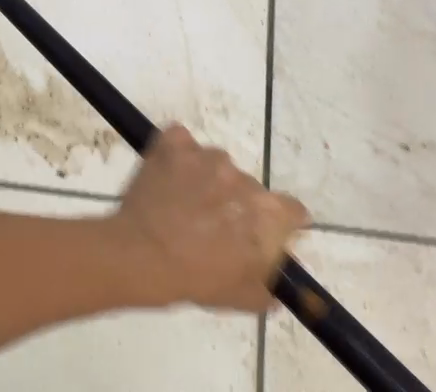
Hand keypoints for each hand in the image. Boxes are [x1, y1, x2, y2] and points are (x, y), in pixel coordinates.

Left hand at [111, 124, 309, 312]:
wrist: (143, 255)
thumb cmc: (200, 279)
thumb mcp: (250, 296)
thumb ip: (271, 279)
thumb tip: (271, 268)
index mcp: (270, 212)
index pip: (292, 210)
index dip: (277, 223)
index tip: (258, 232)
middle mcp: (242, 177)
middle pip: (248, 186)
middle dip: (236, 201)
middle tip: (212, 220)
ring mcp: (204, 157)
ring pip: (214, 163)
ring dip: (206, 176)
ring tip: (184, 199)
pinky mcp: (170, 145)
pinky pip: (179, 139)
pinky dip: (176, 151)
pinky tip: (167, 172)